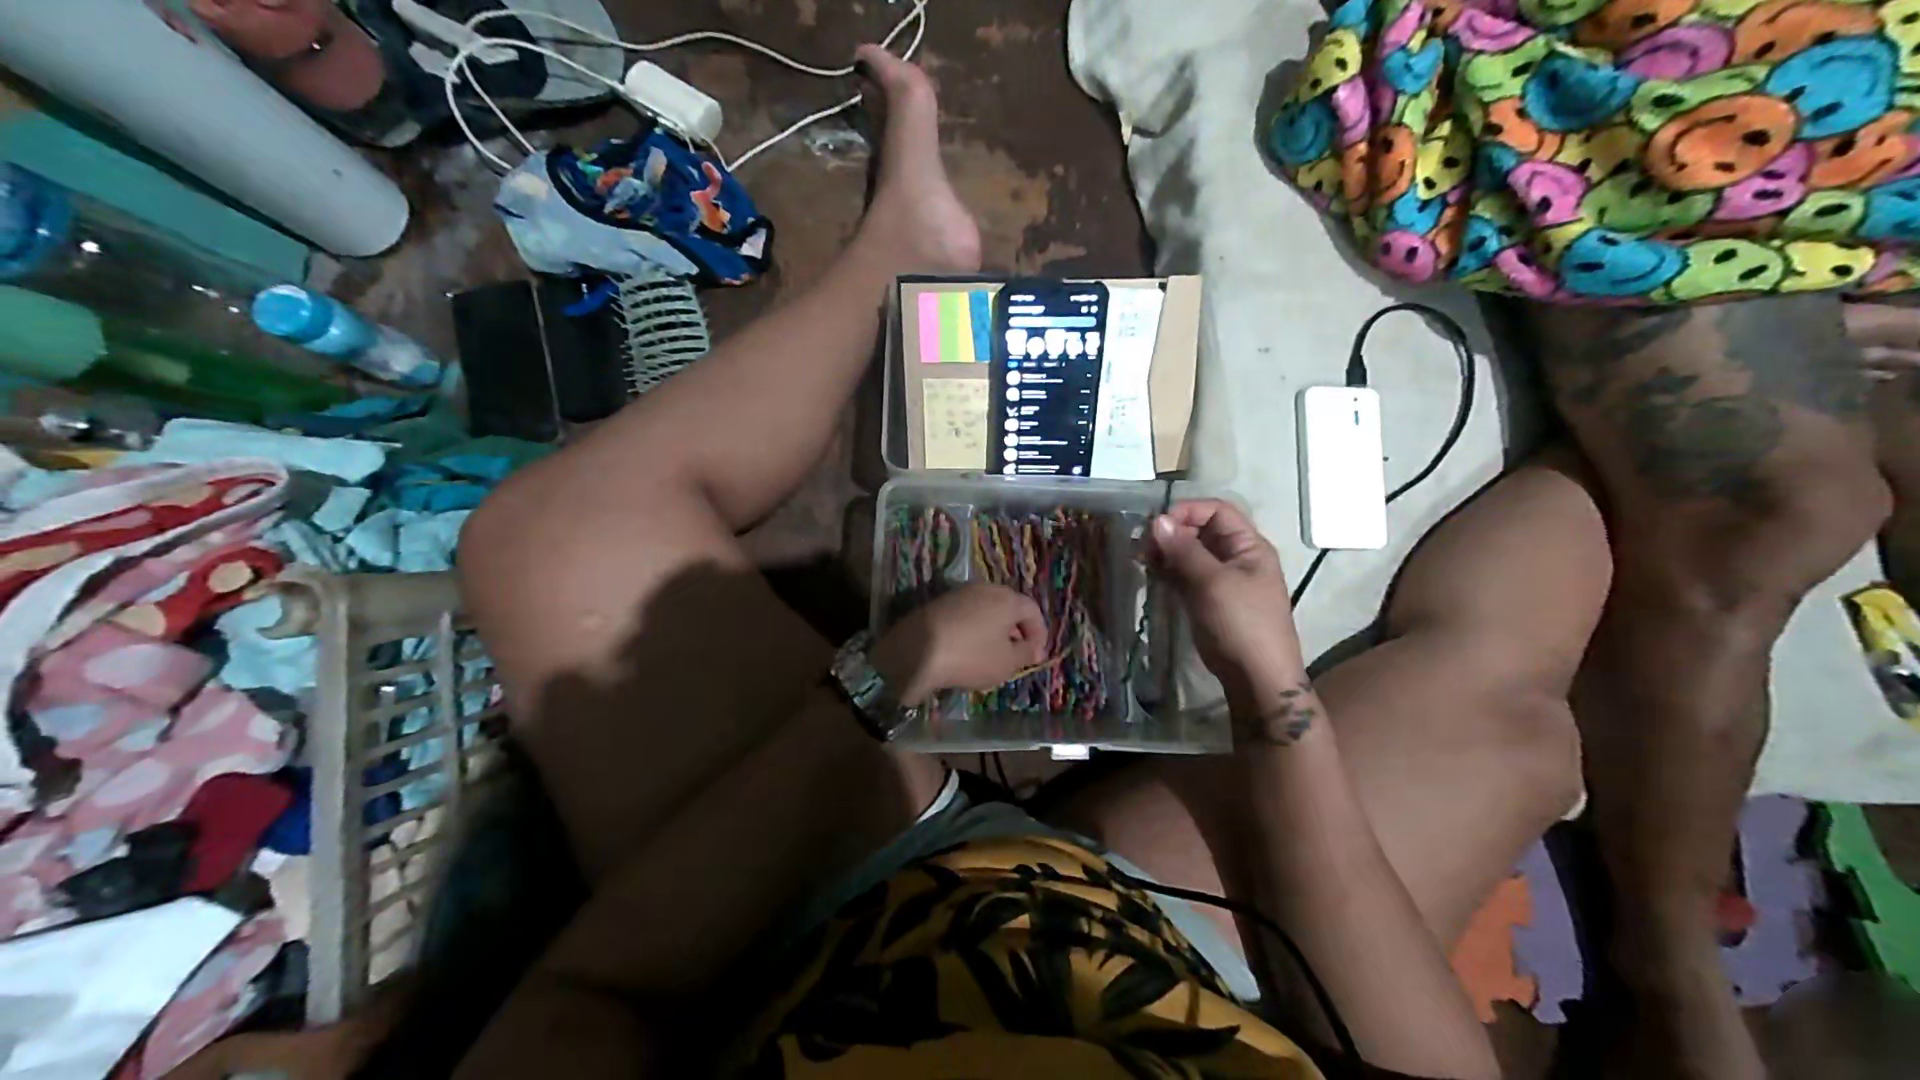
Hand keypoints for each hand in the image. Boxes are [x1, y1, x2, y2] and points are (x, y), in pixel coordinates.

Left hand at [872, 584, 1047, 702]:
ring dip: (994, 630)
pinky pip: (967, 615)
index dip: (1039, 634)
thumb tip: (1032, 646)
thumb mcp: (1007, 662)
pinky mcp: (939, 603)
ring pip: (987, 610)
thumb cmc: (971, 655)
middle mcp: (985, 588)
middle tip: (1016, 655)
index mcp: (1007, 598)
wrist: (916, 650)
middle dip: (1016, 631)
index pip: (1033, 611)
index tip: (1036, 656)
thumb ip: (1026, 652)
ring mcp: (959, 593)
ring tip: (992, 655)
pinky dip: (974, 630)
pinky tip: (968, 650)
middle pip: (1009, 607)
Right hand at [1149, 500, 1306, 715]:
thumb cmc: (1241, 623)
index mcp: (1249, 546)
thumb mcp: (1213, 583)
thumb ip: (1184, 550)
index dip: (1187, 511)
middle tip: (1142, 544)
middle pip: (1201, 531)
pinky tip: (1149, 572)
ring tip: (1140, 558)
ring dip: (1165, 552)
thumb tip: (1157, 521)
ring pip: (1189, 553)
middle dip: (1171, 532)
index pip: (1217, 511)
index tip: (1157, 524)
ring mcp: (1221, 580)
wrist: (1256, 677)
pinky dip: (1167, 570)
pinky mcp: (1206, 599)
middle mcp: (1236, 557)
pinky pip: (1184, 575)